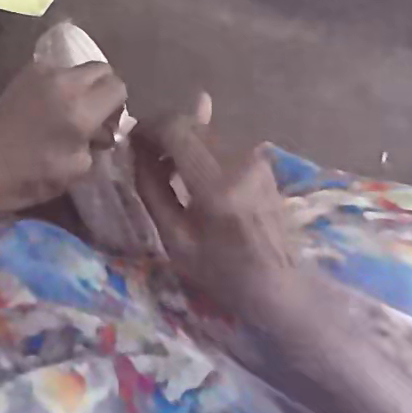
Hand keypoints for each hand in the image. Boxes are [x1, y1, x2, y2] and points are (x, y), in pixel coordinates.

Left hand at [0, 61, 126, 216]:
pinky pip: (55, 71)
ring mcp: (39, 73)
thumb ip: (97, 141)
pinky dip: (61, 85)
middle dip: (104, 91)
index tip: (107, 127)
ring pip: (77, 69)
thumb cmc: (29, 176)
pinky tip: (49, 109)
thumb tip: (103, 129)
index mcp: (79, 108)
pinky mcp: (21, 74)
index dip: (118, 107)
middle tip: (94, 118)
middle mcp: (62, 81)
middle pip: (101, 70)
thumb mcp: (77, 168)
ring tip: (68, 114)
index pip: (117, 87)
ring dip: (82, 86)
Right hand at [132, 108, 304, 318]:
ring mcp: (255, 160)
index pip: (175, 129)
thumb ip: (151, 187)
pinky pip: (219, 139)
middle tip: (141, 152)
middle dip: (159, 130)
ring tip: (162, 163)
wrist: (282, 288)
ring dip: (177, 137)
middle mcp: (240, 164)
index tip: (129, 141)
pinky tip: (188, 166)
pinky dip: (196, 144)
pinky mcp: (262, 162)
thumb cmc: (222, 271)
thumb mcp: (173, 237)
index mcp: (217, 187)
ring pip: (202, 129)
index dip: (147, 128)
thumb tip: (134, 149)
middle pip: (188, 124)